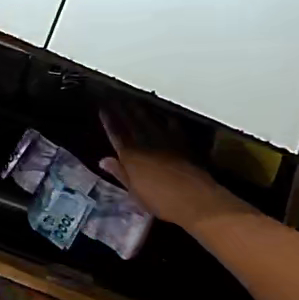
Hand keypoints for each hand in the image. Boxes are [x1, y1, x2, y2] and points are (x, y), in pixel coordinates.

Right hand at [100, 102, 255, 231]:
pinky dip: (167, 120)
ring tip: (134, 102)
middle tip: (115, 98)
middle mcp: (146, 144)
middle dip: (121, 110)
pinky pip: (173, 127)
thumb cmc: (160, 201)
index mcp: (130, 156)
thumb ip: (120, 173)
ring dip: (140, 111)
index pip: (116, 134)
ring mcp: (165, 142)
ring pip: (149, 121)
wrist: (195, 200)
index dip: (109, 121)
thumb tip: (104, 160)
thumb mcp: (134, 191)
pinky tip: (166, 116)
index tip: (103, 109)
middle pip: (131, 123)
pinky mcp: (183, 144)